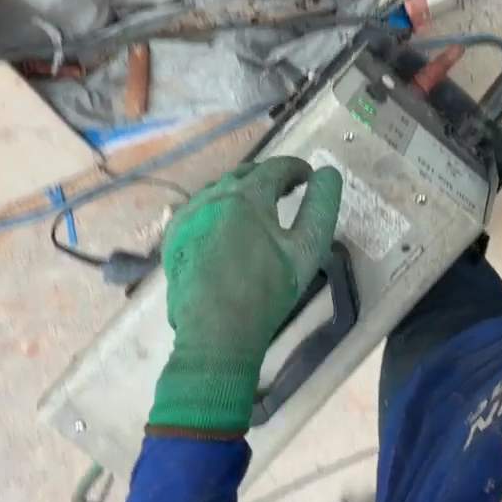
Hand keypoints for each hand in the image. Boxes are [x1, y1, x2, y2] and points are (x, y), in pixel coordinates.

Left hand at [149, 156, 341, 433]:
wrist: (216, 335)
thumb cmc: (267, 290)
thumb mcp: (308, 247)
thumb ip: (322, 204)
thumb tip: (327, 173)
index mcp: (248, 195)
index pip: (277, 167)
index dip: (297, 169)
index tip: (310, 179)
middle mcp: (214, 196)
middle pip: (247, 174)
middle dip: (270, 178)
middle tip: (289, 191)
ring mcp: (189, 216)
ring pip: (221, 190)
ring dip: (243, 192)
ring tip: (260, 210)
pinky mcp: (174, 238)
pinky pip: (200, 208)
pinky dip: (218, 208)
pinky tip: (228, 226)